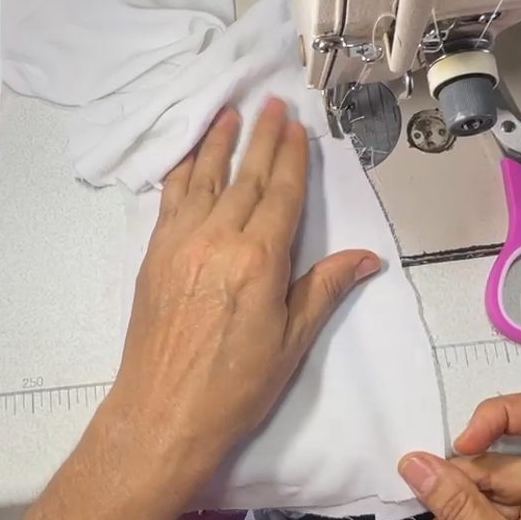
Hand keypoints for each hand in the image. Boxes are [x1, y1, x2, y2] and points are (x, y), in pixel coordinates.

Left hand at [108, 98, 380, 477]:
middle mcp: (218, 239)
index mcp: (259, 260)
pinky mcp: (154, 255)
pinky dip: (182, 173)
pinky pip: (170, 199)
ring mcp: (180, 243)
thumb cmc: (233, 387)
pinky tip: (188, 159)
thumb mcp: (290, 342)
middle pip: (246, 177)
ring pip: (204, 179)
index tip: (295, 127)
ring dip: (218, 144)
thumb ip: (324, 289)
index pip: (281, 194)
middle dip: (261, 139)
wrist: (163, 414)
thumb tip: (366, 258)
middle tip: (269, 106)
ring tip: (228, 115)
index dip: (291, 157)